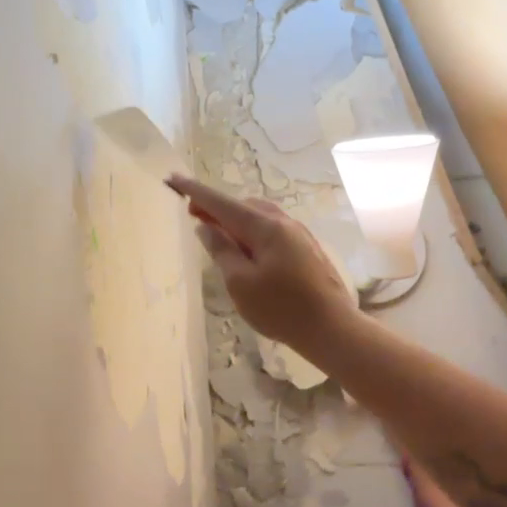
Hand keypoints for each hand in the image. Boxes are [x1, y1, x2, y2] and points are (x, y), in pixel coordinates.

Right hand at [166, 174, 360, 352]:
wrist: (332, 327)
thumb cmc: (281, 308)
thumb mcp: (240, 283)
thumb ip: (221, 250)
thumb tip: (206, 226)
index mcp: (264, 227)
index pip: (222, 203)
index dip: (195, 192)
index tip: (173, 179)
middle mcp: (283, 222)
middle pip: (242, 205)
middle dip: (215, 206)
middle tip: (192, 215)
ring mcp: (298, 233)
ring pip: (259, 215)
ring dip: (234, 218)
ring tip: (216, 231)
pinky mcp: (306, 247)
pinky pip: (271, 227)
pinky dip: (250, 229)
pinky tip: (246, 247)